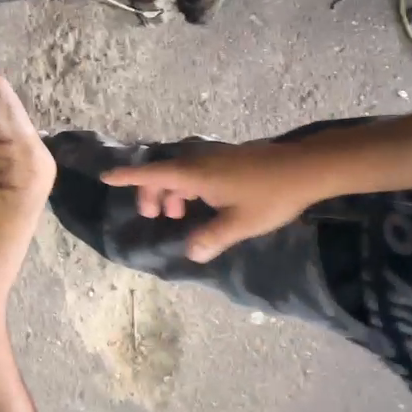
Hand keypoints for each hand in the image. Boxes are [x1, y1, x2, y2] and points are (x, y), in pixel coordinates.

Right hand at [99, 139, 331, 262]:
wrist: (307, 167)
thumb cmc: (270, 195)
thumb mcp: (241, 223)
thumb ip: (212, 238)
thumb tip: (191, 254)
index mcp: (191, 174)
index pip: (149, 174)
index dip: (125, 177)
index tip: (105, 178)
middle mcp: (195, 161)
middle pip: (159, 174)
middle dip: (150, 193)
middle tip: (153, 215)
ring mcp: (210, 157)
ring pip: (176, 172)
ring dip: (170, 192)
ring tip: (177, 214)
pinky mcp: (224, 158)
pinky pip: (191, 170)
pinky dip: (185, 186)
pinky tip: (199, 202)